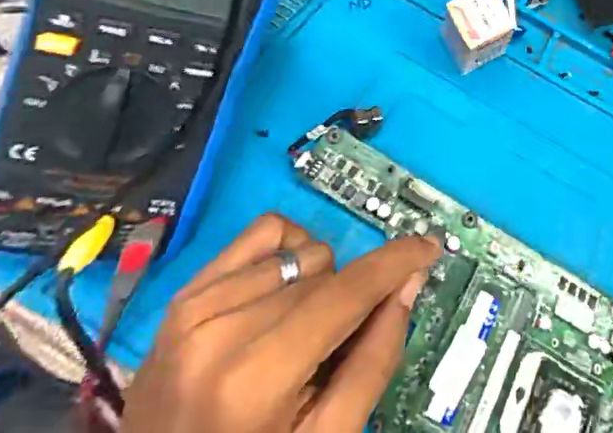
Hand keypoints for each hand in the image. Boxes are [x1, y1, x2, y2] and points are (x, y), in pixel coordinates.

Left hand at [125, 214, 439, 432]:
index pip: (347, 293)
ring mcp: (195, 308)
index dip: (396, 263)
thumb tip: (408, 282)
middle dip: (348, 302)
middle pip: (329, 275)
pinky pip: (263, 233)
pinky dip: (288, 251)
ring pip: (303, 253)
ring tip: (298, 332)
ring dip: (317, 283)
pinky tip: (283, 290)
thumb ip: (373, 361)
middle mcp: (221, 332)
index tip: (429, 248)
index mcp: (256, 379)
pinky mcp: (183, 295)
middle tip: (333, 350)